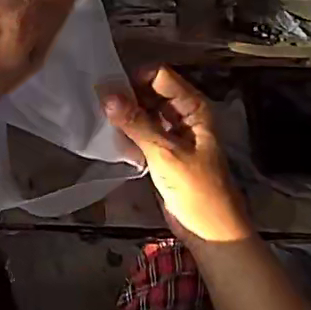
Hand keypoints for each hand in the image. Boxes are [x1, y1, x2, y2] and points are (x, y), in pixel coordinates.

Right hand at [103, 65, 252, 242]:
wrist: (211, 233)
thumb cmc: (197, 191)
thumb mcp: (165, 154)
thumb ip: (136, 123)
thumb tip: (106, 95)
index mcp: (193, 107)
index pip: (160, 76)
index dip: (135, 78)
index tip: (109, 89)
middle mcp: (184, 114)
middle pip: (150, 90)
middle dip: (127, 94)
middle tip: (99, 103)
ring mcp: (173, 132)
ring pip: (144, 110)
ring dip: (126, 113)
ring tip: (99, 116)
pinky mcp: (163, 150)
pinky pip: (142, 129)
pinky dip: (128, 130)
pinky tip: (110, 134)